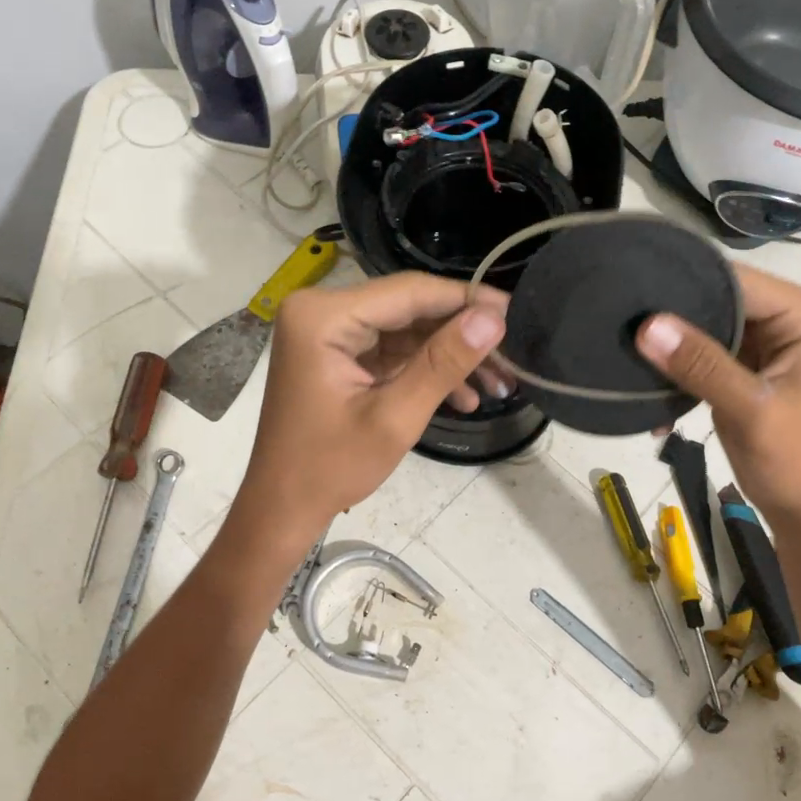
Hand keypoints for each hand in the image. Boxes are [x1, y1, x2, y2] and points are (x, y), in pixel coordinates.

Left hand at [237, 273, 506, 535]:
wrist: (283, 507)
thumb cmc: (330, 467)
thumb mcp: (394, 417)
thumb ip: (443, 363)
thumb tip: (494, 319)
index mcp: (323, 316)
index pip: (410, 292)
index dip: (467, 300)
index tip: (517, 311)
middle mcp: (322, 311)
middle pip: (410, 308)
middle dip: (463, 334)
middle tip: (515, 355)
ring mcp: (329, 333)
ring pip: (408, 329)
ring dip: (451, 356)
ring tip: (501, 383)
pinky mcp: (339, 354)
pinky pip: (393, 350)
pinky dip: (426, 370)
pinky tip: (466, 397)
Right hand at [635, 264, 800, 525]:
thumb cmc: (798, 463)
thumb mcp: (751, 411)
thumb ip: (701, 364)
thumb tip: (647, 325)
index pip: (735, 280)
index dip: (686, 283)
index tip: (631, 294)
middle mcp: (788, 318)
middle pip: (719, 298)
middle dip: (674, 313)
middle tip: (619, 321)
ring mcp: (767, 344)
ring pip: (708, 325)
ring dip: (673, 342)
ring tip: (625, 347)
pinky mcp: (747, 369)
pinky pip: (706, 352)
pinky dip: (680, 367)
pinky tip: (649, 382)